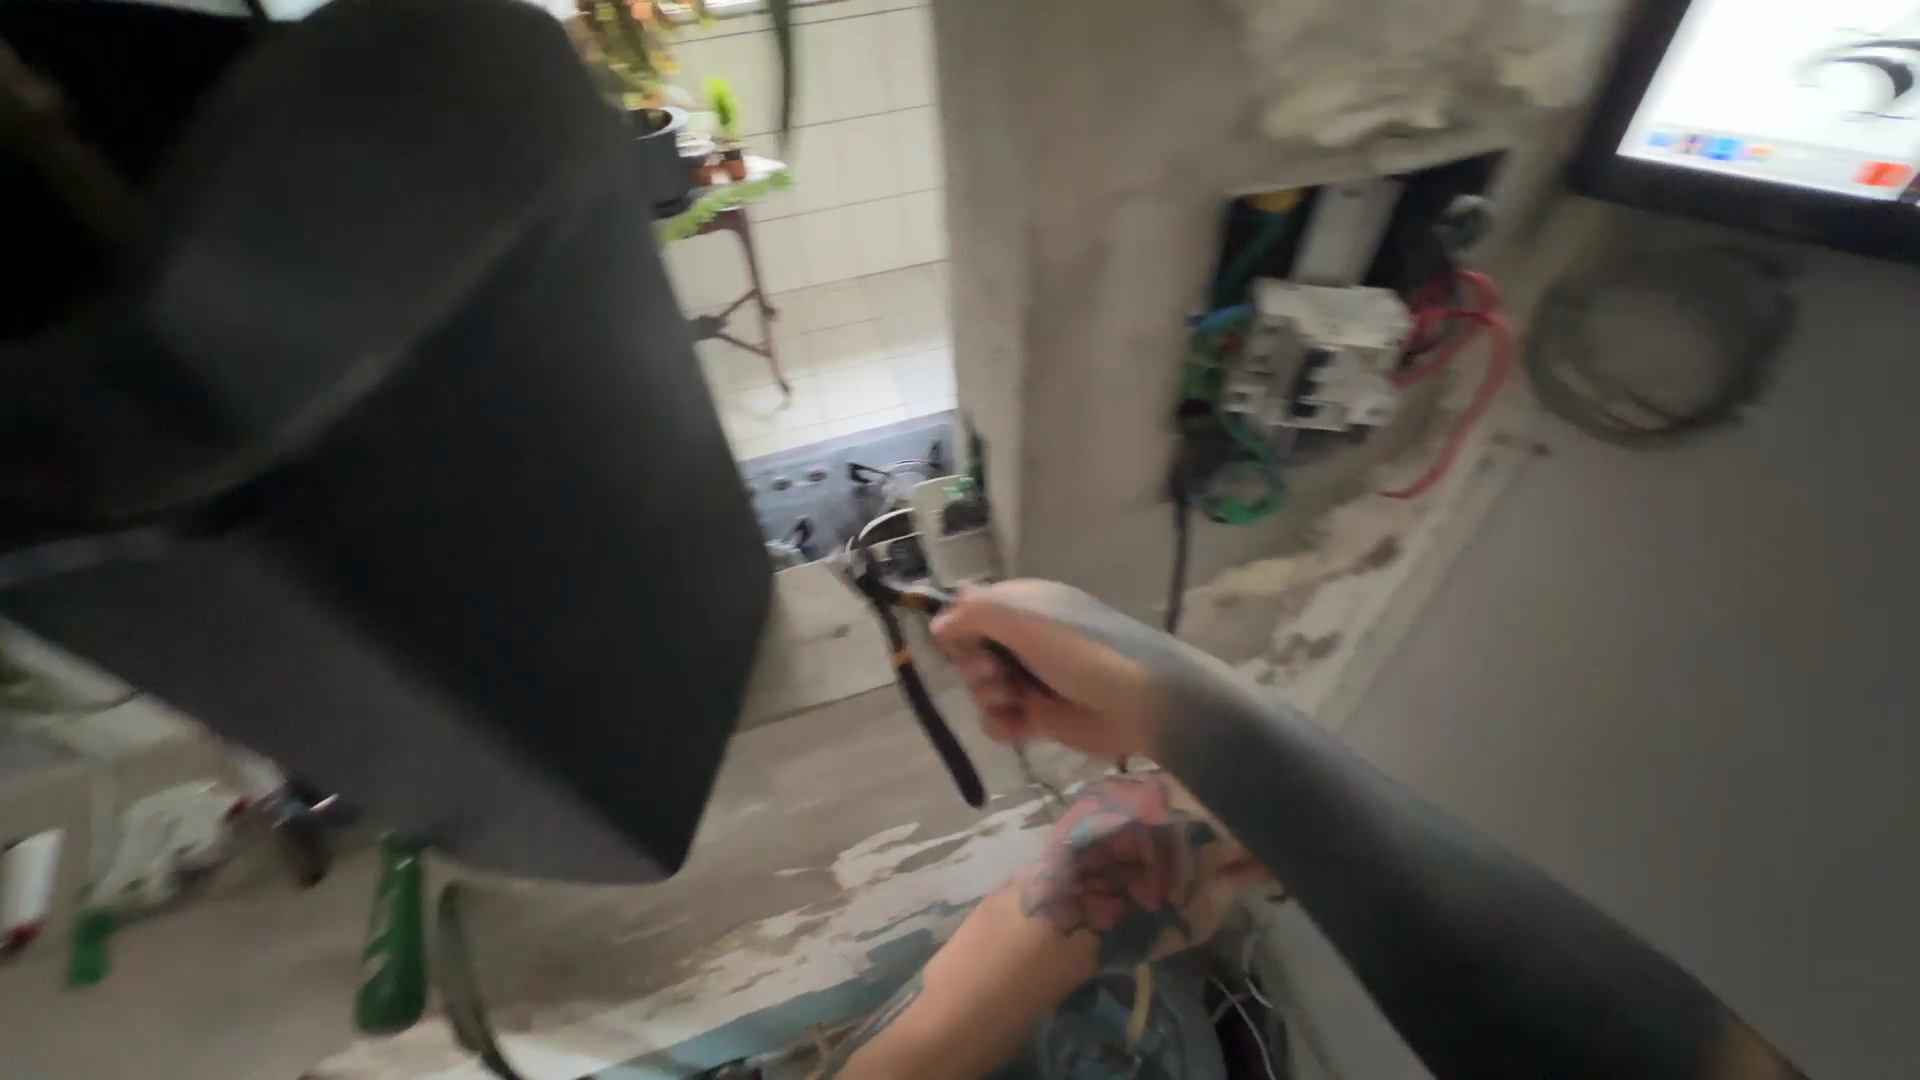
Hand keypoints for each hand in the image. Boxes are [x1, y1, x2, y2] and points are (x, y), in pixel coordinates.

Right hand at [930, 579, 1159, 760]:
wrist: (1142, 701)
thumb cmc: (1082, 650)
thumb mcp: (1024, 617)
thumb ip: (973, 613)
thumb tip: (938, 626)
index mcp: (1022, 605)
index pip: (969, 609)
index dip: (958, 628)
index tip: (962, 645)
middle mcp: (1024, 638)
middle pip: (970, 652)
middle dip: (972, 666)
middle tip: (991, 675)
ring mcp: (1031, 677)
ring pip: (982, 688)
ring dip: (987, 696)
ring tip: (1012, 701)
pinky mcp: (1041, 716)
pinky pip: (1001, 719)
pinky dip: (1002, 724)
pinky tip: (1017, 726)